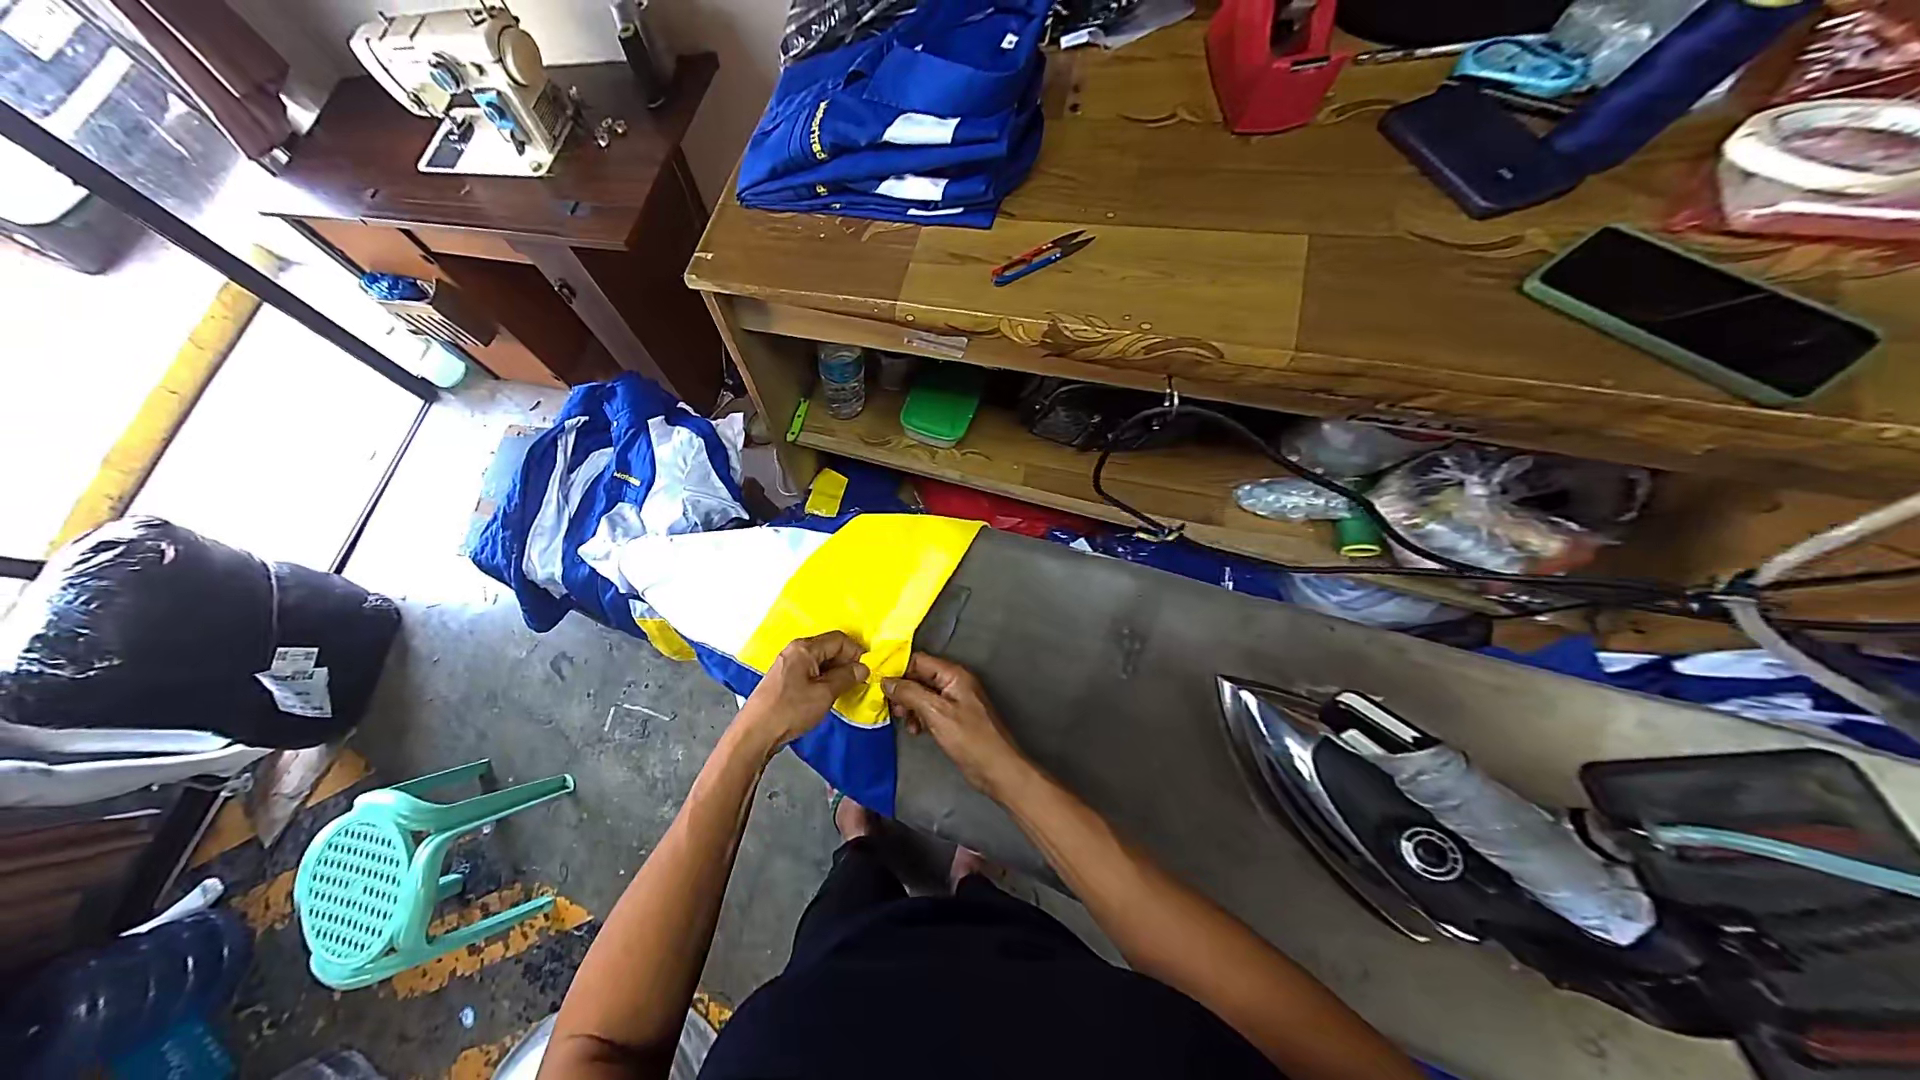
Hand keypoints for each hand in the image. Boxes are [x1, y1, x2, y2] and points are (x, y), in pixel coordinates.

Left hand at [735, 631, 868, 751]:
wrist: (755, 733)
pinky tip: (828, 695)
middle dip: (846, 663)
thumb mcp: (824, 693)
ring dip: (835, 673)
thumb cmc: (789, 710)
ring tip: (845, 690)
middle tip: (858, 681)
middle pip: (829, 648)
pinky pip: (810, 672)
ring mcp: (788, 665)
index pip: (839, 639)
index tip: (866, 670)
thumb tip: (862, 668)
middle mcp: (794, 651)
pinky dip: (823, 680)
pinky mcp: (784, 680)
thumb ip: (846, 677)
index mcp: (804, 648)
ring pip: (820, 661)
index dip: (856, 652)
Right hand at [883, 652, 1029, 797]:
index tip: (880, 684)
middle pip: (919, 677)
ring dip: (910, 706)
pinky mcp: (953, 717)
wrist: (997, 769)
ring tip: (906, 721)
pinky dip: (920, 717)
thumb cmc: (972, 739)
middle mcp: (954, 683)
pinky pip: (930, 710)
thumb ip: (910, 693)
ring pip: (922, 694)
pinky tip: (916, 730)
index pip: (919, 661)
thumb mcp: (936, 713)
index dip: (898, 670)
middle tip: (894, 709)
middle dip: (903, 691)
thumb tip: (887, 681)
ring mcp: (954, 701)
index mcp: (954, 675)